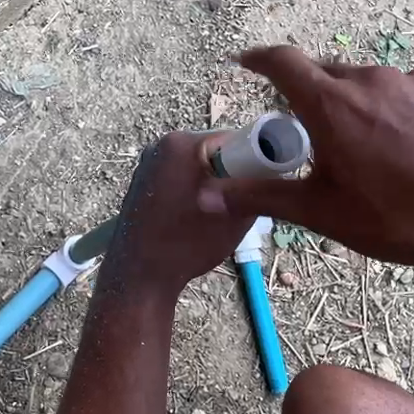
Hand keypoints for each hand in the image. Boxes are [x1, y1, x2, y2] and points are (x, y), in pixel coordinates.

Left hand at [99, 131, 255, 296]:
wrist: (141, 273)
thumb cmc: (188, 242)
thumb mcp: (237, 214)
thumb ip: (257, 187)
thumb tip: (273, 174)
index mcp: (183, 143)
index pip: (237, 139)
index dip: (256, 162)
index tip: (262, 186)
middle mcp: (162, 144)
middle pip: (216, 151)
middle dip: (233, 174)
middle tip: (242, 204)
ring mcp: (149, 162)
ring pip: (200, 166)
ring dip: (215, 185)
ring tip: (219, 214)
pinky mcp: (144, 181)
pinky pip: (182, 176)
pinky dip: (196, 191)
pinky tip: (197, 216)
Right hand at [205, 46, 413, 290]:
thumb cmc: (404, 222)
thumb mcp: (324, 214)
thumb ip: (261, 197)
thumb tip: (205, 194)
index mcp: (333, 105)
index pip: (282, 62)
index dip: (259, 60)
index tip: (245, 62)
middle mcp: (375, 80)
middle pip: (330, 77)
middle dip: (316, 99)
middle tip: (319, 138)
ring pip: (377, 86)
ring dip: (365, 109)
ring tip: (381, 155)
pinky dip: (408, 112)